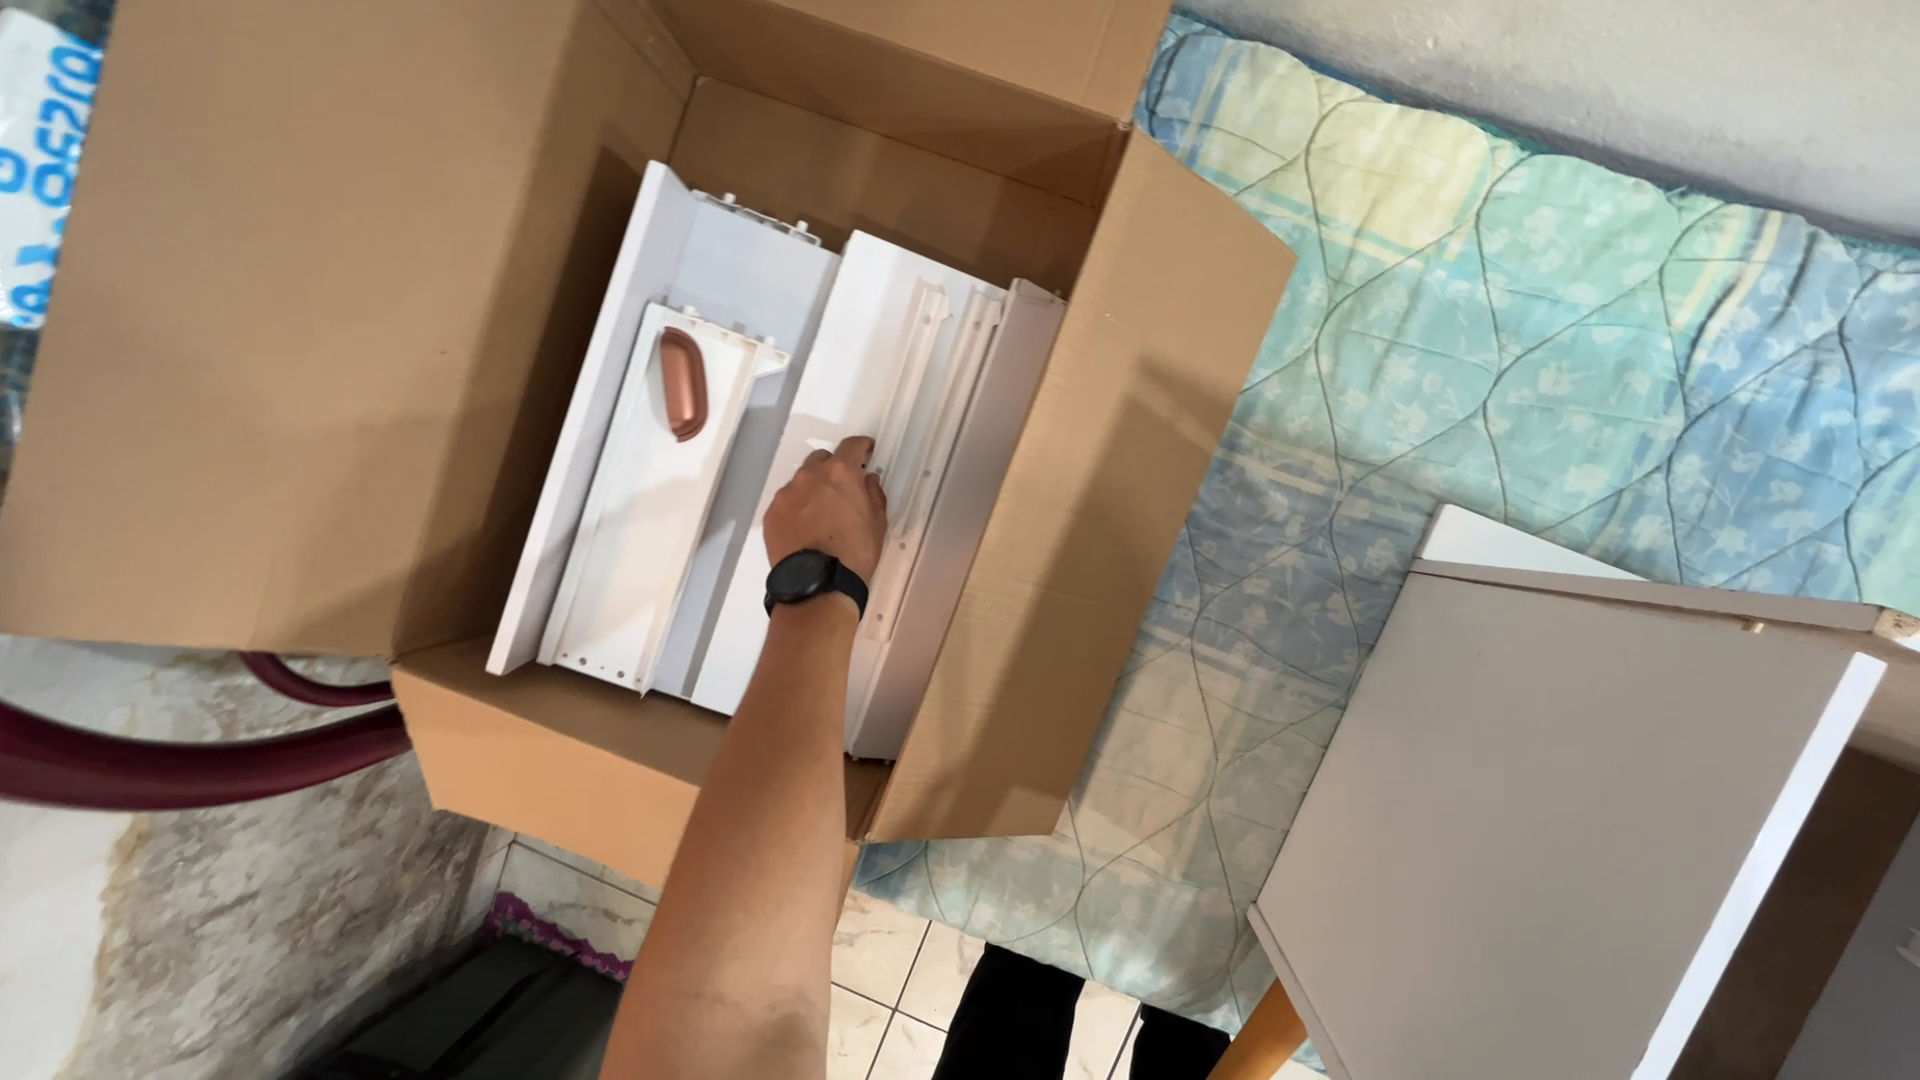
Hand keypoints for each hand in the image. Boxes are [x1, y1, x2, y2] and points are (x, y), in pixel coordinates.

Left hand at [764, 436, 888, 580]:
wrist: (818, 584)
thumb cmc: (854, 553)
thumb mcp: (877, 523)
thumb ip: (873, 494)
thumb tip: (868, 481)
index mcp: (840, 473)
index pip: (852, 446)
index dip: (862, 447)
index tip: (866, 451)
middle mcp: (810, 476)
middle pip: (822, 459)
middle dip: (833, 468)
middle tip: (842, 487)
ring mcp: (787, 494)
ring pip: (801, 481)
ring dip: (813, 489)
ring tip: (821, 513)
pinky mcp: (772, 514)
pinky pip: (786, 502)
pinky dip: (797, 508)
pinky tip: (804, 528)